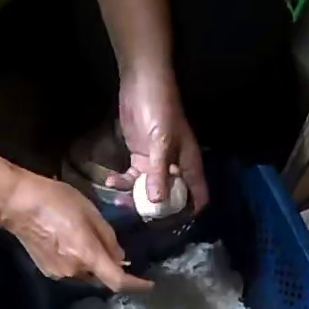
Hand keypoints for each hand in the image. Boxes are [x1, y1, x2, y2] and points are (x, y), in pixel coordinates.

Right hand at [0, 170, 151, 292]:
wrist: (16, 204)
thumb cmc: (55, 200)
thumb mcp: (90, 212)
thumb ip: (108, 238)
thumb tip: (120, 258)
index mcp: (88, 255)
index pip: (118, 281)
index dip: (136, 285)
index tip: (149, 286)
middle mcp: (75, 272)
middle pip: (102, 278)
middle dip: (111, 268)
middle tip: (110, 248)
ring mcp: (59, 275)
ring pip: (87, 275)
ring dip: (93, 264)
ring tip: (85, 240)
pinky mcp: (48, 272)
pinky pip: (72, 272)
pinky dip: (78, 263)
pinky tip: (69, 243)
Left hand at [111, 69, 210, 213]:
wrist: (142, 81)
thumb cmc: (159, 109)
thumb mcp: (160, 142)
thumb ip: (158, 173)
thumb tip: (156, 203)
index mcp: (188, 165)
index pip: (198, 196)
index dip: (191, 212)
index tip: (177, 227)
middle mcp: (175, 169)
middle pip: (171, 199)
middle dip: (157, 211)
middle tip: (140, 220)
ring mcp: (156, 164)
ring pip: (149, 191)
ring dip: (135, 199)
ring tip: (119, 203)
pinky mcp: (140, 158)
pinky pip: (133, 178)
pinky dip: (123, 183)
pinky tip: (111, 182)